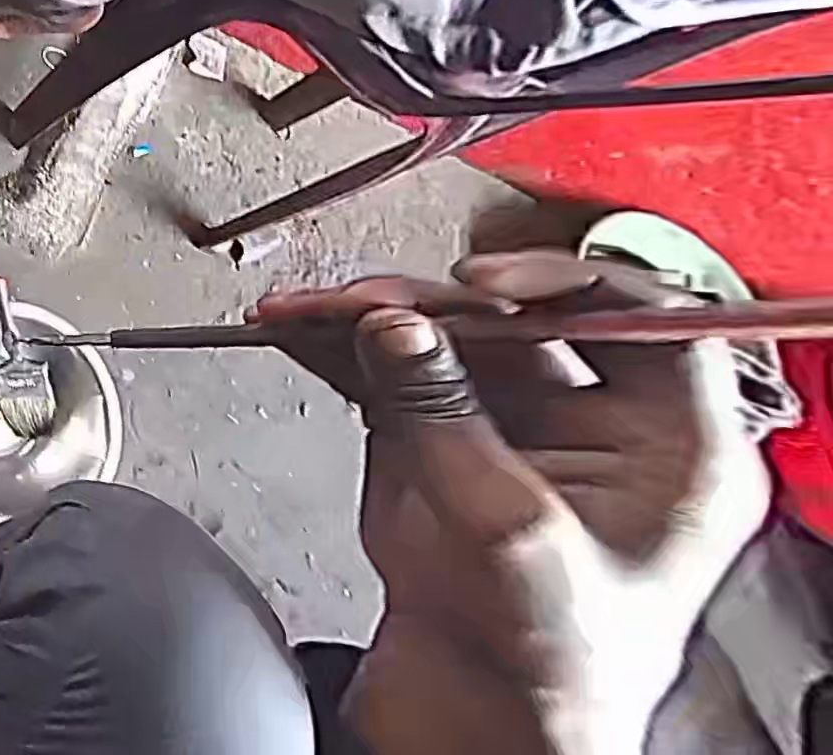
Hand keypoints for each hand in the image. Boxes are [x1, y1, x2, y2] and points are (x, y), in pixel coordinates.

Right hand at [257, 253, 770, 754]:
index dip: (558, 285)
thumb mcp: (502, 519)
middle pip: (495, 318)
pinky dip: (328, 345)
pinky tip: (293, 333)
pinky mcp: (424, 413)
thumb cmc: (540, 629)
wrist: (473, 666)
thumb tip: (395, 328)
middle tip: (349, 306)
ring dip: (350, 318)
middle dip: (412, 304)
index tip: (480, 283)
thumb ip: (443, 413)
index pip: (631, 319)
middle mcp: (576, 407)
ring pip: (422, 332)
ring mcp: (491, 407)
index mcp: (656, 437)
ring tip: (295, 313)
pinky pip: (373, 360)